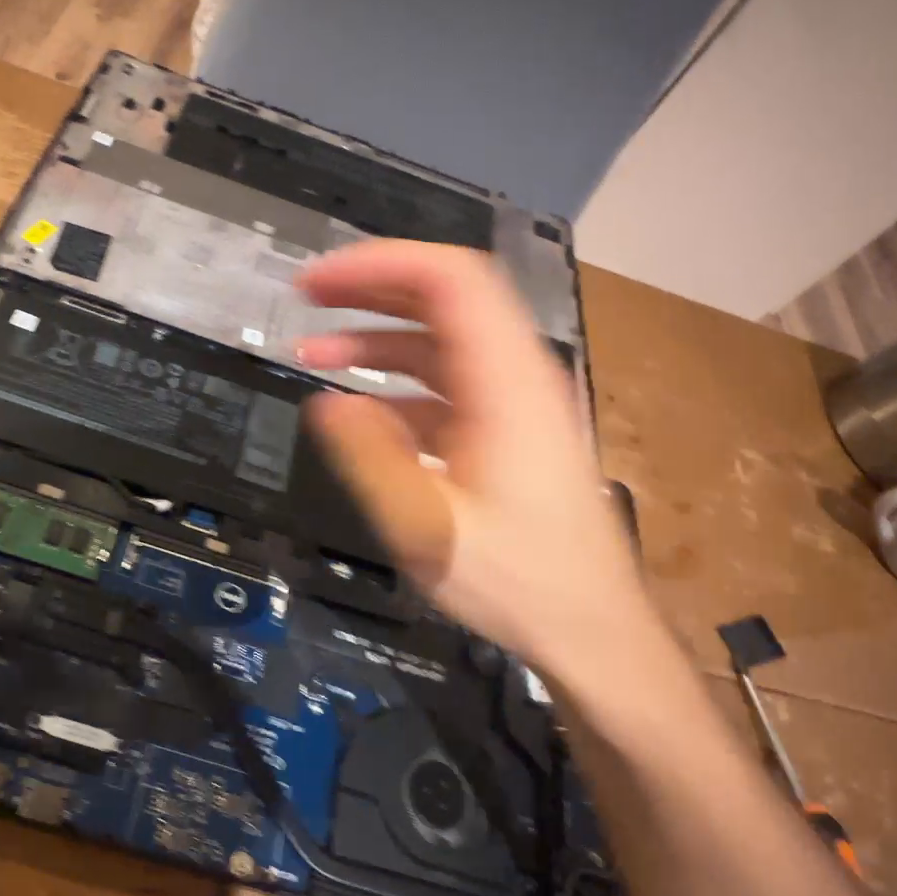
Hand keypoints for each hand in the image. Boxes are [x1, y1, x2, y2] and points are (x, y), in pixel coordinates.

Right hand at [293, 240, 652, 670]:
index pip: (449, 280)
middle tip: (306, 300)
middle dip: (371, 291)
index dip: (379, 265)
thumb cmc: (516, 579)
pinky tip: (358, 411)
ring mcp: (514, 405)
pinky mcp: (507, 435)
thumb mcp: (429, 525)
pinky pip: (447, 389)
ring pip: (441, 344)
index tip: (318, 281)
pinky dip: (397, 387)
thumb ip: (372, 457)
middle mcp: (515, 377)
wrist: (590, 629)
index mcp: (505, 383)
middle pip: (445, 300)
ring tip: (313, 354)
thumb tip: (325, 402)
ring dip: (377, 342)